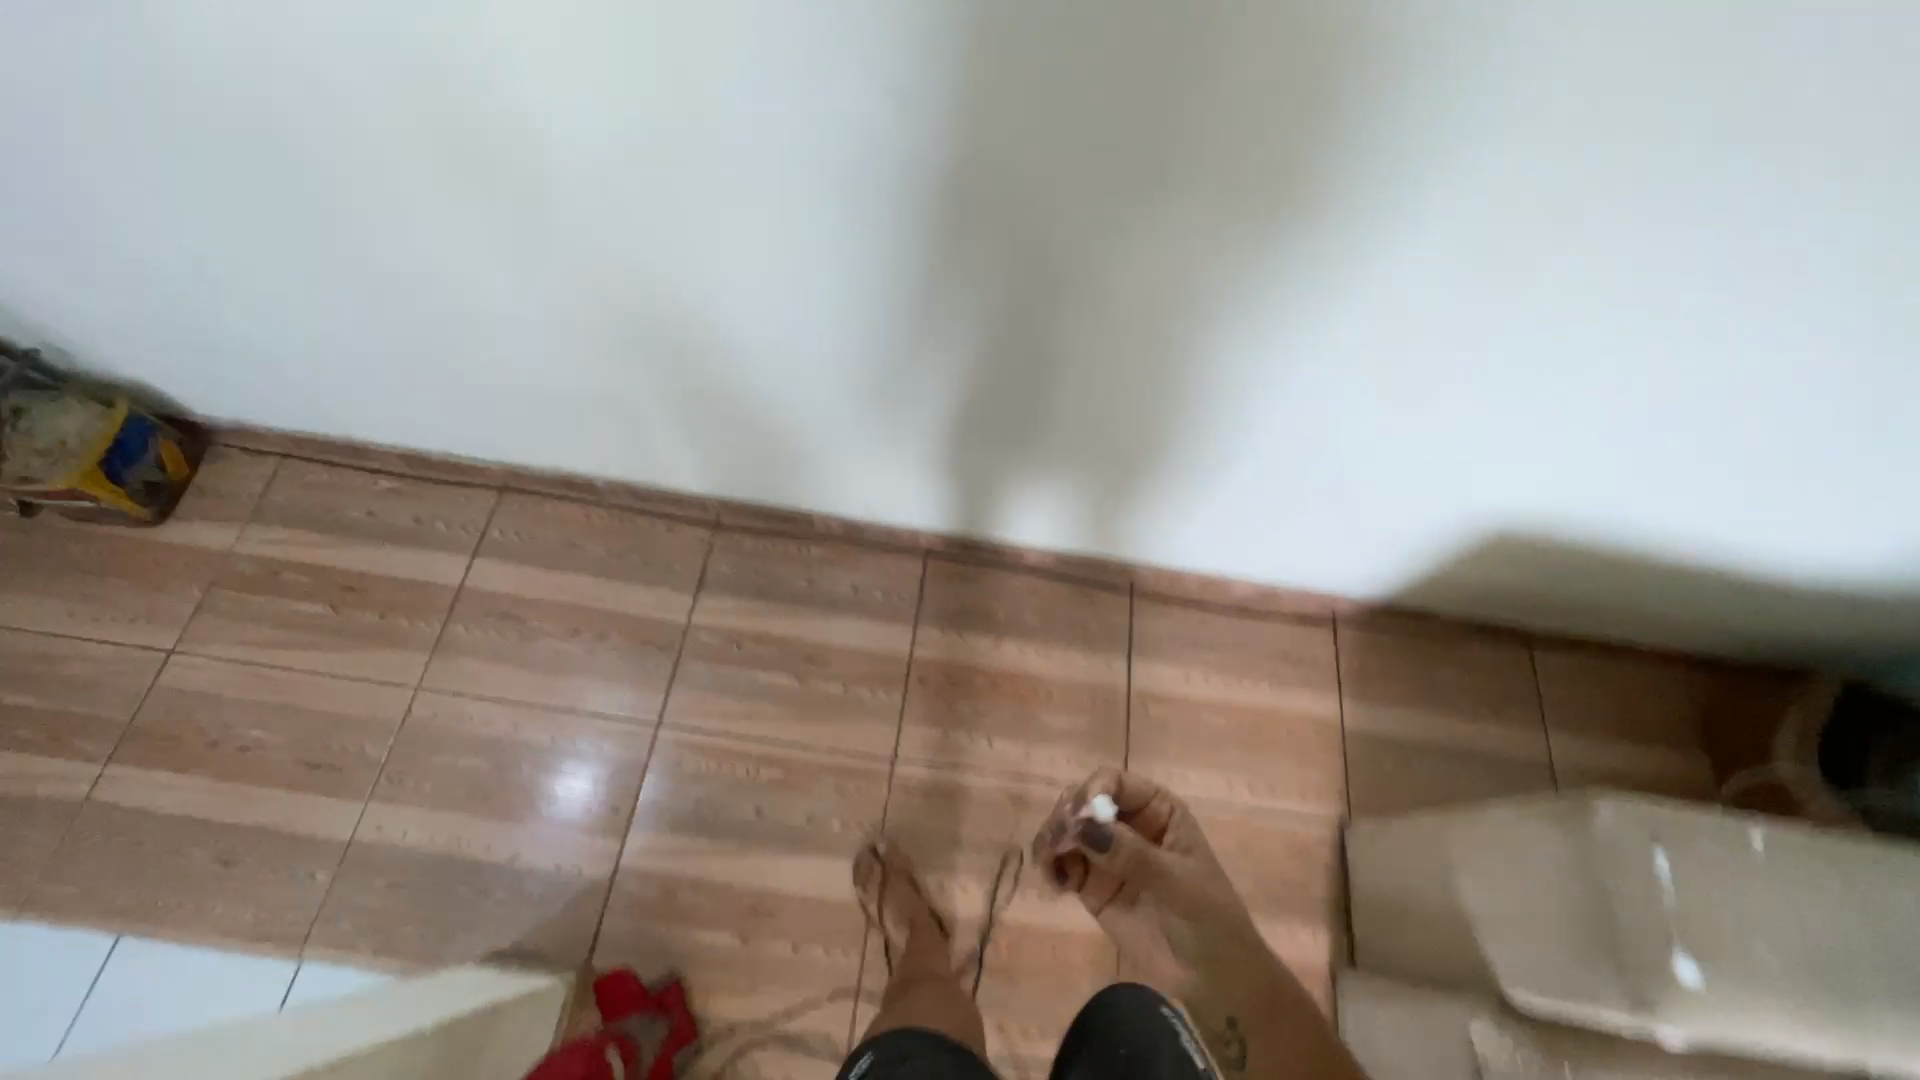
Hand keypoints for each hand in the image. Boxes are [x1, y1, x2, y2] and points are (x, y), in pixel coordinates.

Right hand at [1030, 769, 1261, 993]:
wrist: (1212, 978)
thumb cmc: (1210, 920)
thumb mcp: (1178, 884)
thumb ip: (1132, 855)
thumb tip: (1084, 826)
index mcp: (1157, 809)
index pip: (1115, 782)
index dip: (1093, 791)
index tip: (1081, 818)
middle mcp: (1128, 823)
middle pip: (1082, 801)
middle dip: (1065, 818)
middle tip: (1057, 846)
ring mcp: (1106, 854)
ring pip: (1066, 830)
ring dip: (1051, 840)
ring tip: (1049, 866)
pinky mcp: (1091, 885)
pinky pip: (1061, 864)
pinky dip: (1050, 867)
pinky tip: (1056, 885)